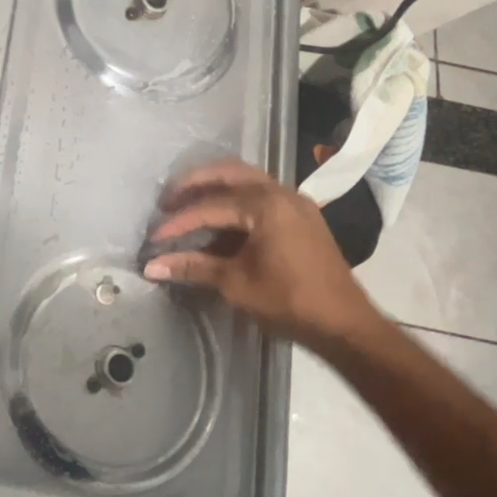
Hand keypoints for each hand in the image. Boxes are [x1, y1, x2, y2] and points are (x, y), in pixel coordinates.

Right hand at [142, 159, 377, 345]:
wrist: (345, 324)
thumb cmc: (289, 301)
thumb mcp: (235, 284)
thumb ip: (193, 267)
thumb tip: (151, 266)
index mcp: (265, 205)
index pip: (210, 206)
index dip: (178, 222)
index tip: (154, 238)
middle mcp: (280, 193)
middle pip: (228, 172)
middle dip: (193, 183)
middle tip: (167, 200)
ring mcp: (295, 201)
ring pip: (246, 178)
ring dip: (215, 186)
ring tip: (188, 202)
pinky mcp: (301, 215)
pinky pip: (262, 192)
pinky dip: (236, 197)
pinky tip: (220, 217)